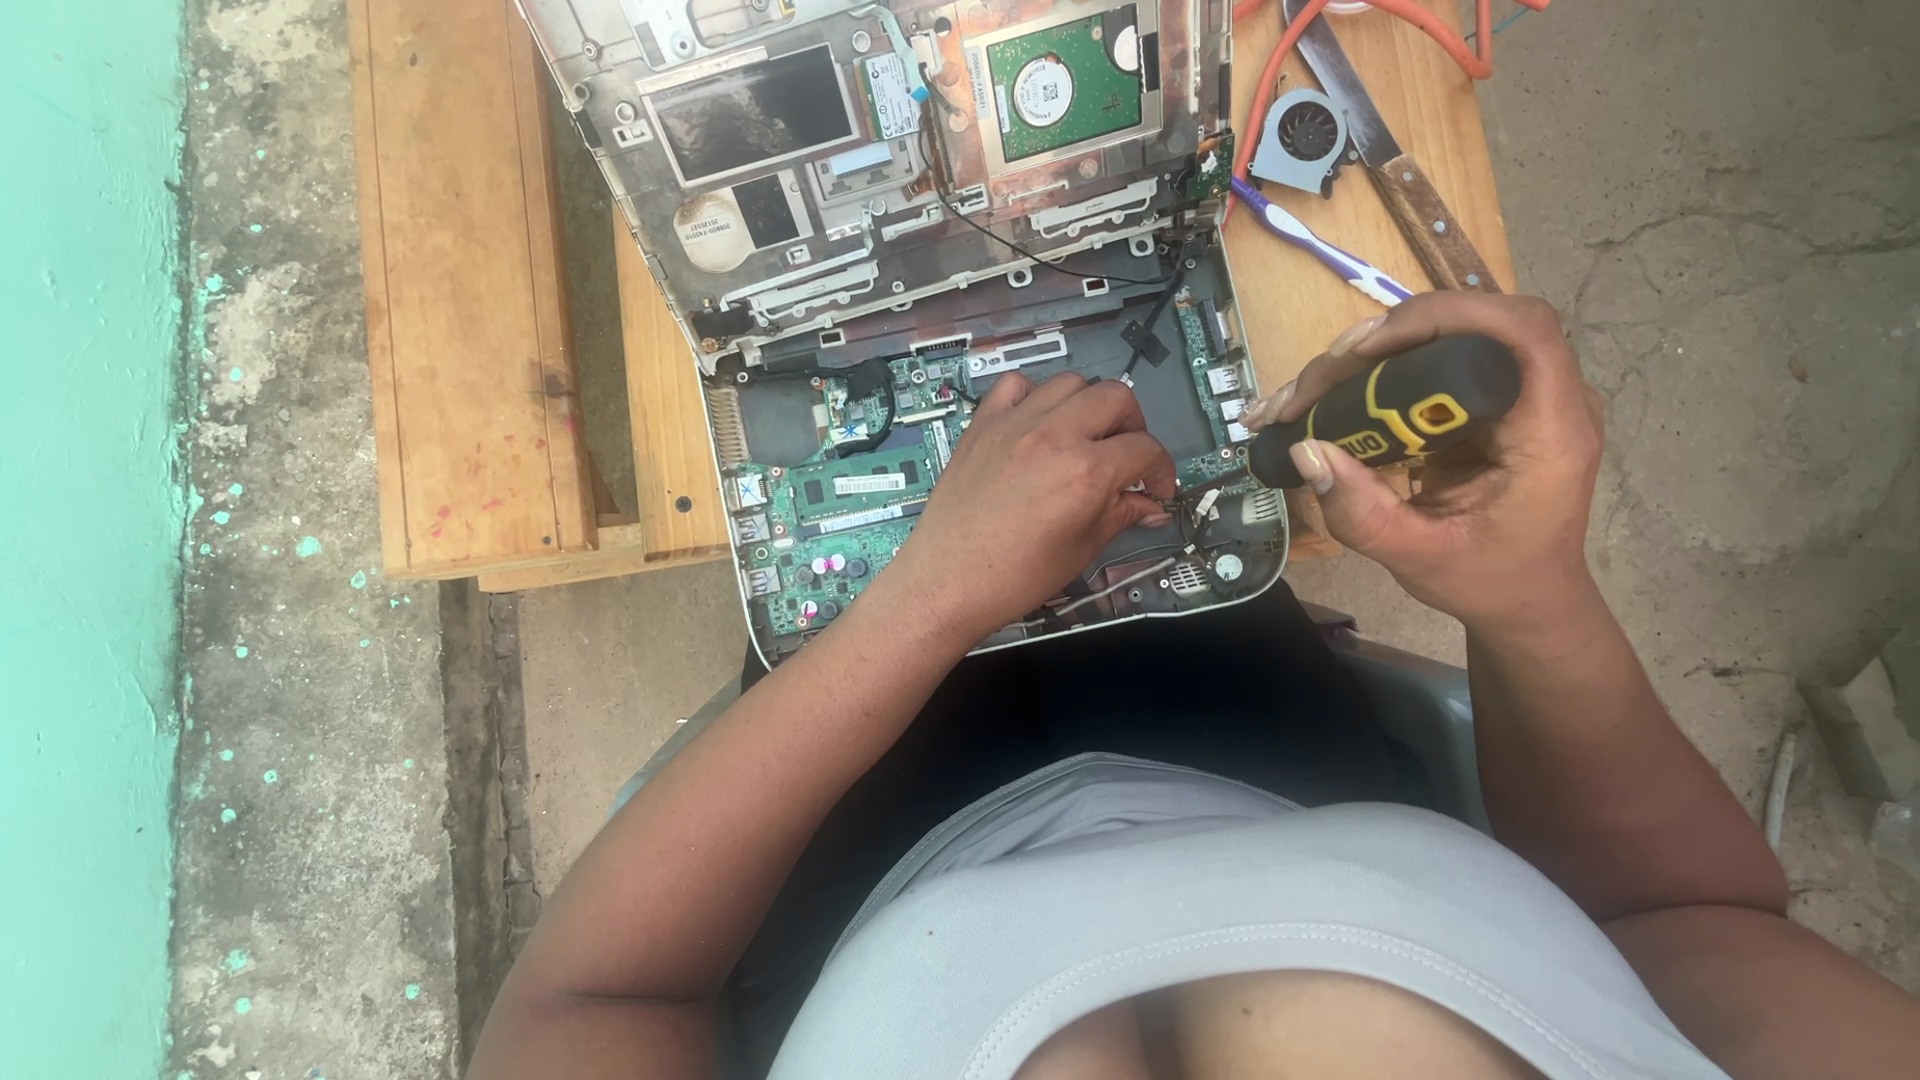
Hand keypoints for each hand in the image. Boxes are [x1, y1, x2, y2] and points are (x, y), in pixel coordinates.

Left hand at [880, 372, 1175, 643]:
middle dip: (1134, 425)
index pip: (1145, 449)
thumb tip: (1149, 505)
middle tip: (1129, 457)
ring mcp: (1014, 424)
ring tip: (1086, 435)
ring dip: (1089, 404)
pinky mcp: (982, 425)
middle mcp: (1052, 435)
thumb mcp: (1080, 550)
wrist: (947, 582)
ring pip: (1070, 382)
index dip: (1162, 470)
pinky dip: (1034, 395)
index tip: (1157, 488)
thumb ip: (1120, 515)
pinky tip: (1038, 422)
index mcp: (1084, 471)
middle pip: (1116, 397)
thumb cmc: (1011, 578)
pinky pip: (1015, 386)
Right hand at [1241, 293, 1604, 631]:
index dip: (1442, 320)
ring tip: (1297, 401)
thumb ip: (1363, 514)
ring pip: (1435, 344)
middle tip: (1307, 391)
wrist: (1524, 597)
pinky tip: (1319, 403)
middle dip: (1375, 347)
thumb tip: (1305, 451)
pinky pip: (1422, 370)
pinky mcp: (1477, 404)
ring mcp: (1509, 396)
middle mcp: (1540, 397)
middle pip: (1463, 328)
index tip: (1364, 351)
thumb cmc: (1488, 581)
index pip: (1519, 332)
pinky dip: (1366, 381)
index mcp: (1548, 432)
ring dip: (1360, 364)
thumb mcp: (1419, 558)